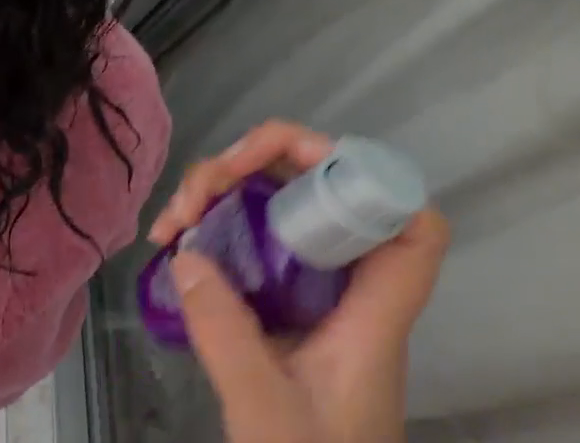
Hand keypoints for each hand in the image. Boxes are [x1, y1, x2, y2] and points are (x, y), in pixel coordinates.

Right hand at [147, 122, 448, 442]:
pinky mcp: (277, 307)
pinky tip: (174, 244)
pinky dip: (209, 228)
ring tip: (169, 222)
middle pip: (322, 194)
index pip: (410, 228)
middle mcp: (345, 293)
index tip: (286, 167)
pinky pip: (248, 241)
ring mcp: (308, 296)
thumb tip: (188, 254)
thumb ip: (228, 336)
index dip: (363, 178)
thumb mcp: (265, 411)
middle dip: (253, 170)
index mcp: (371, 317)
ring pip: (275, 211)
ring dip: (218, 196)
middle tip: (194, 193)